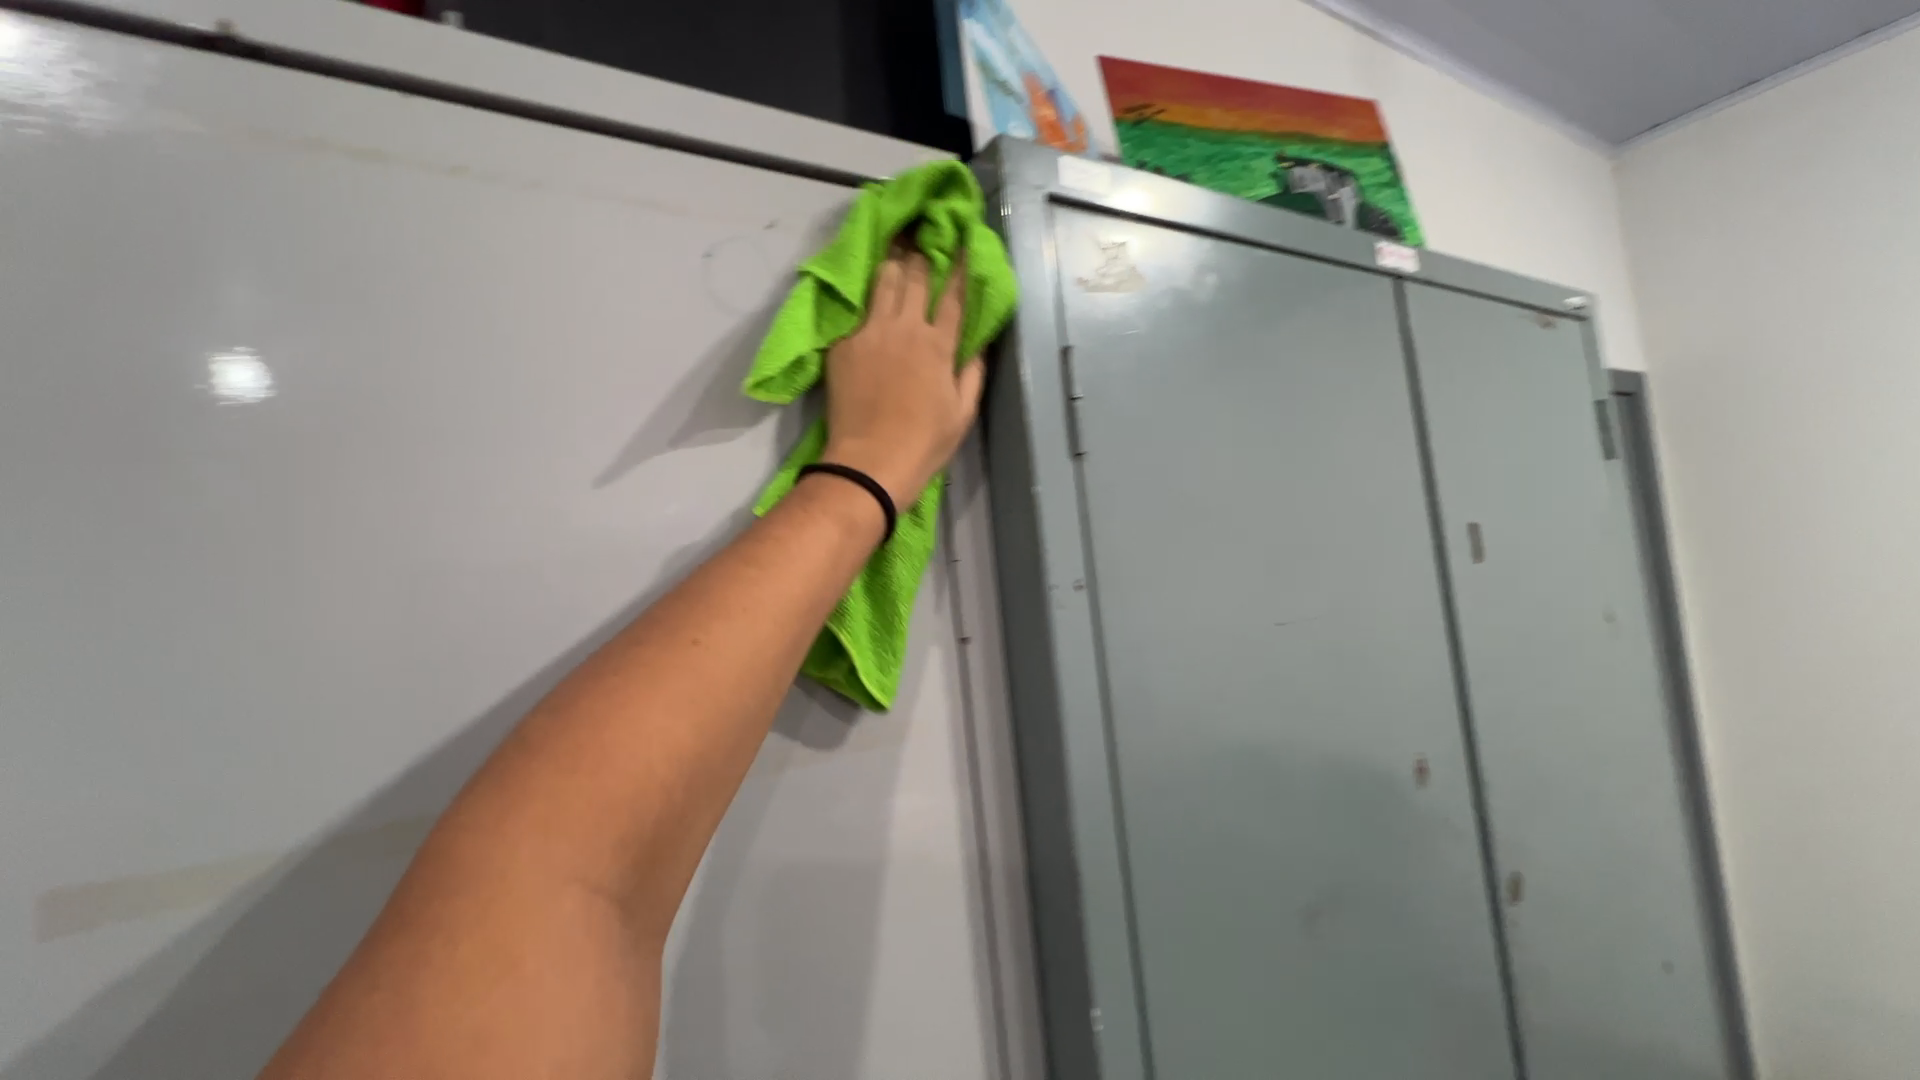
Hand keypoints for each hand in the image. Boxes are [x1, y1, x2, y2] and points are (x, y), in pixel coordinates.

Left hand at [820, 249, 985, 506]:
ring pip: (882, 280)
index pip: (953, 294)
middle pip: (914, 275)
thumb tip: (977, 345)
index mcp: (938, 345)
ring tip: (894, 251)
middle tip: (921, 240)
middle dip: (920, 254)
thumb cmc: (923, 444)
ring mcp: (870, 331)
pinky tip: (867, 288)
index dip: (959, 265)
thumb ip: (972, 373)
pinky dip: (865, 296)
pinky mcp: (843, 343)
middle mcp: (905, 328)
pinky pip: (857, 309)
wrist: (870, 462)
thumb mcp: (963, 413)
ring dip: (891, 263)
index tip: (962, 241)